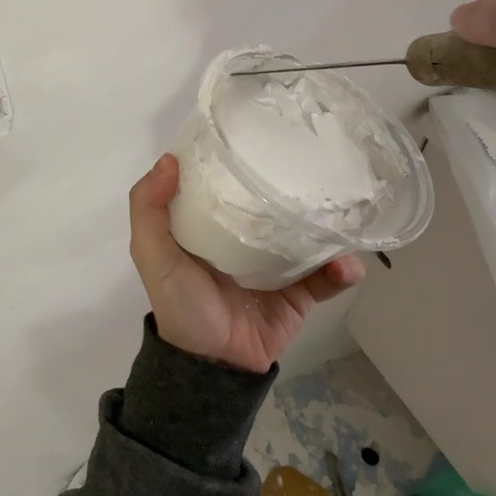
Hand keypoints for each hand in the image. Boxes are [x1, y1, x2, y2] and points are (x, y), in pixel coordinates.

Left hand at [128, 154, 364, 372]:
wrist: (211, 363)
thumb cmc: (178, 301)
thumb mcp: (151, 252)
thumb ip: (148, 208)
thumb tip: (169, 160)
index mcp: (204, 226)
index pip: (219, 184)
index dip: (231, 160)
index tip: (251, 131)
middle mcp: (241, 239)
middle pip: (268, 205)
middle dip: (290, 186)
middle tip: (313, 163)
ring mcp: (273, 266)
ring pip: (305, 236)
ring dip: (326, 225)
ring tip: (343, 210)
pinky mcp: (299, 295)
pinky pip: (327, 279)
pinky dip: (341, 270)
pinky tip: (347, 263)